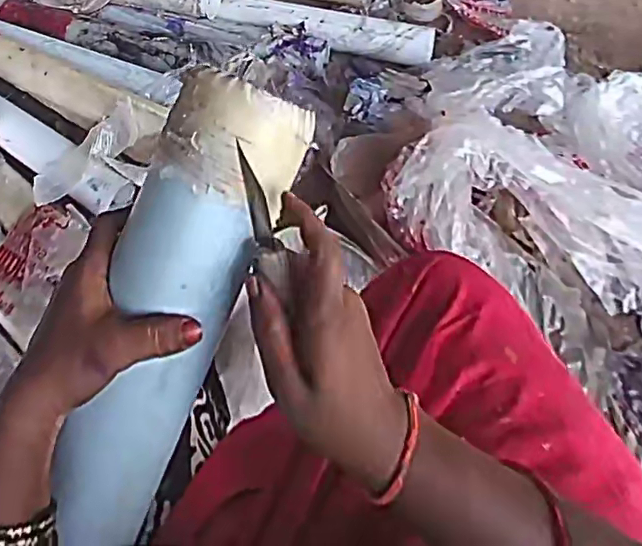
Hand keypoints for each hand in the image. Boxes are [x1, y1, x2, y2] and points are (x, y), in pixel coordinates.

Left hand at [7, 209, 202, 421]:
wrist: (38, 397)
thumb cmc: (63, 365)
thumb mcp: (118, 346)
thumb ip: (157, 336)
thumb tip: (191, 327)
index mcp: (85, 271)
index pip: (105, 224)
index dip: (129, 212)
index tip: (152, 209)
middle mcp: (78, 278)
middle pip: (110, 244)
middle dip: (138, 241)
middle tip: (165, 244)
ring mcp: (76, 297)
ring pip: (107, 269)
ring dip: (131, 267)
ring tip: (159, 276)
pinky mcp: (79, 317)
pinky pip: (105, 291)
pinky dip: (124, 291)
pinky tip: (140, 311)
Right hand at [249, 195, 409, 491]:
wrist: (386, 443)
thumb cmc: (333, 418)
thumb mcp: (286, 384)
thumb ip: (269, 330)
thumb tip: (256, 282)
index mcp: (328, 312)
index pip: (324, 248)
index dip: (305, 218)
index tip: (284, 200)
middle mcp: (343, 301)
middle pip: (306, 263)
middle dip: (277, 268)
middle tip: (259, 301)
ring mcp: (351, 308)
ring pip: (309, 279)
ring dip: (286, 288)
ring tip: (274, 329)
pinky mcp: (351, 317)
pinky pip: (317, 293)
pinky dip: (297, 300)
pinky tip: (290, 335)